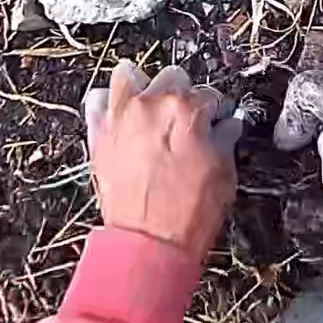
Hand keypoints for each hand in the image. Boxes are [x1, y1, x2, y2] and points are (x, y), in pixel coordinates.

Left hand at [82, 61, 240, 260]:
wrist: (149, 246)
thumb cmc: (188, 212)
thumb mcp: (223, 170)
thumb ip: (224, 138)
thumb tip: (226, 126)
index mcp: (188, 109)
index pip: (210, 95)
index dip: (215, 112)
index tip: (215, 124)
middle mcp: (153, 105)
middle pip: (173, 77)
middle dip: (182, 95)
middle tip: (186, 119)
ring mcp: (122, 118)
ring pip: (129, 76)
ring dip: (143, 86)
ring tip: (150, 103)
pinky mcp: (100, 136)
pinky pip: (97, 103)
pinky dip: (107, 104)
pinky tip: (119, 113)